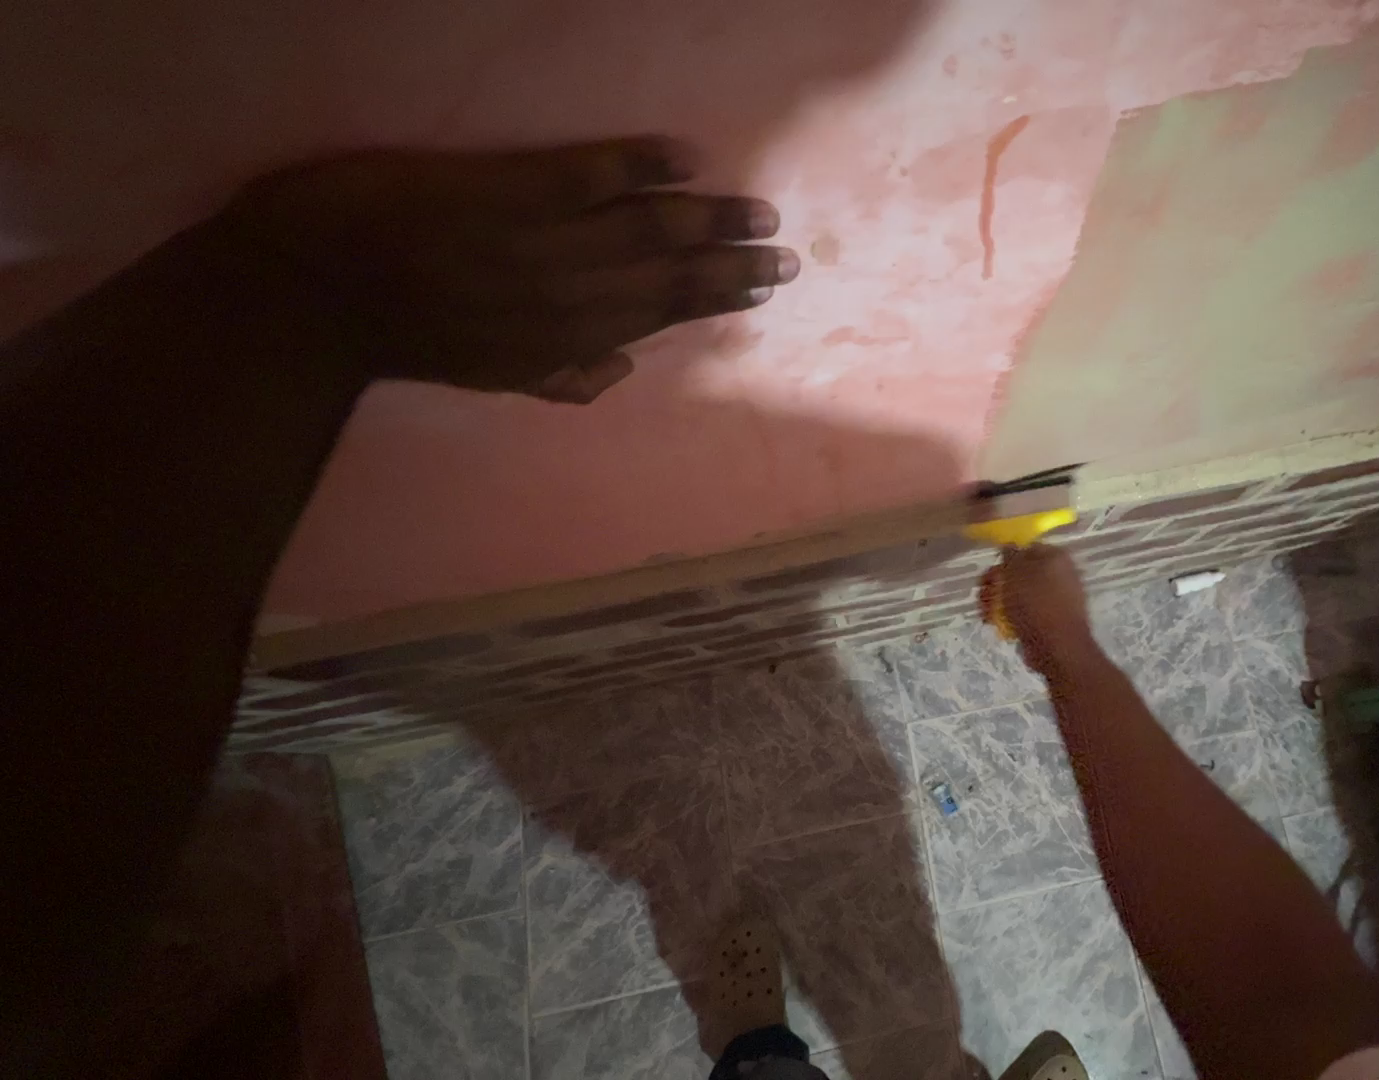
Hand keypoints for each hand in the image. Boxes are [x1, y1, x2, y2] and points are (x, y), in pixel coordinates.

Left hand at [211, 137, 798, 402]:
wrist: (316, 297)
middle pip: (670, 275)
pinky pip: (584, 176)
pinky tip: (682, 159)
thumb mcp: (494, 378)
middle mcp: (575, 295)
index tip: (761, 287)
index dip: (718, 298)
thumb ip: (563, 379)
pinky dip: (636, 166)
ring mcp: (545, 243)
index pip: (663, 314)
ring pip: (645, 231)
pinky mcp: (506, 193)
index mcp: (573, 338)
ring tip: (757, 214)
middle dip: (732, 265)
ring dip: (707, 222)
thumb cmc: (412, 339)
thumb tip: (624, 371)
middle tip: (785, 255)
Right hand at [987, 544, 1099, 674]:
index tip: (990, 573)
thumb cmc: (1036, 604)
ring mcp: (1057, 599)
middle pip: (1020, 573)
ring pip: (1020, 594)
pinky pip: (1026, 612)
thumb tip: (1009, 545)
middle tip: (983, 594)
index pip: (1025, 548)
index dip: (1004, 559)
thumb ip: (1010, 556)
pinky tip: (997, 625)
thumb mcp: (1016, 573)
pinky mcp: (1051, 620)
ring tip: (985, 614)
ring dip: (998, 601)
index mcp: (1056, 557)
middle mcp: (1060, 574)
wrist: (1057, 648)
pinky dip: (1010, 617)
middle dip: (996, 583)